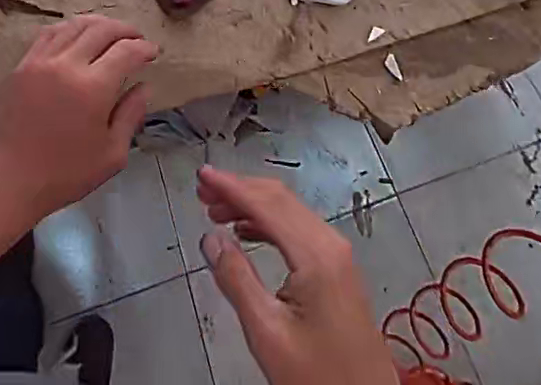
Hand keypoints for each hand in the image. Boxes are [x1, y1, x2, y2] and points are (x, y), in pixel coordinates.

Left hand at [0, 15, 158, 219]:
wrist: (8, 182)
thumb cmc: (65, 173)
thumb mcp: (113, 153)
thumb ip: (132, 114)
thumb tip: (144, 86)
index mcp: (93, 88)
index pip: (127, 50)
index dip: (144, 47)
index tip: (153, 52)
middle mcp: (67, 66)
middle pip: (103, 30)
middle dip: (126, 30)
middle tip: (137, 39)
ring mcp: (40, 63)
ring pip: (76, 25)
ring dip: (100, 25)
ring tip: (111, 34)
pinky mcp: (21, 67)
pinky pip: (50, 34)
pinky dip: (70, 29)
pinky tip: (79, 38)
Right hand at [196, 166, 398, 384]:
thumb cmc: (320, 375)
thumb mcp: (268, 333)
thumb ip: (237, 280)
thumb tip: (212, 241)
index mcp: (316, 253)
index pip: (267, 203)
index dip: (232, 186)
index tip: (205, 176)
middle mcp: (330, 243)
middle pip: (279, 199)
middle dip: (239, 189)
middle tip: (204, 190)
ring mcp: (336, 252)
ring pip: (289, 210)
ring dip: (252, 204)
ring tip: (216, 209)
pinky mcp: (336, 265)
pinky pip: (298, 228)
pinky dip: (269, 221)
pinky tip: (246, 230)